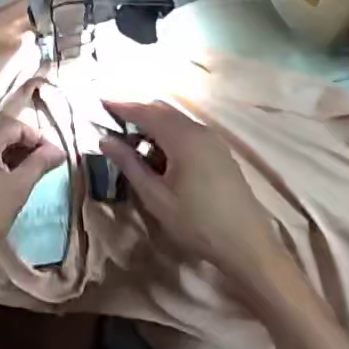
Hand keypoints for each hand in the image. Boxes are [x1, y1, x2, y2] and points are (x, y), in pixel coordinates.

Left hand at [0, 116, 64, 275]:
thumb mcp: (18, 189)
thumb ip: (39, 164)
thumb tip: (58, 150)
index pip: (16, 124)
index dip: (38, 138)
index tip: (52, 158)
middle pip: (0, 128)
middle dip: (23, 142)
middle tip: (40, 163)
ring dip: (8, 150)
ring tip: (23, 173)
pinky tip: (0, 180)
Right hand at [99, 101, 282, 276]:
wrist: (248, 245)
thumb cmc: (198, 222)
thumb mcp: (156, 197)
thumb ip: (129, 164)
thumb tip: (105, 140)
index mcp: (183, 137)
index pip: (146, 111)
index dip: (121, 106)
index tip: (100, 102)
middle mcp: (200, 130)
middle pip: (162, 110)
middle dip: (136, 113)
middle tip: (112, 123)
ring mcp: (213, 140)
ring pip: (176, 121)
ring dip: (152, 125)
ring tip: (131, 142)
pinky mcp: (220, 152)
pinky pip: (187, 132)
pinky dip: (168, 135)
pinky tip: (158, 156)